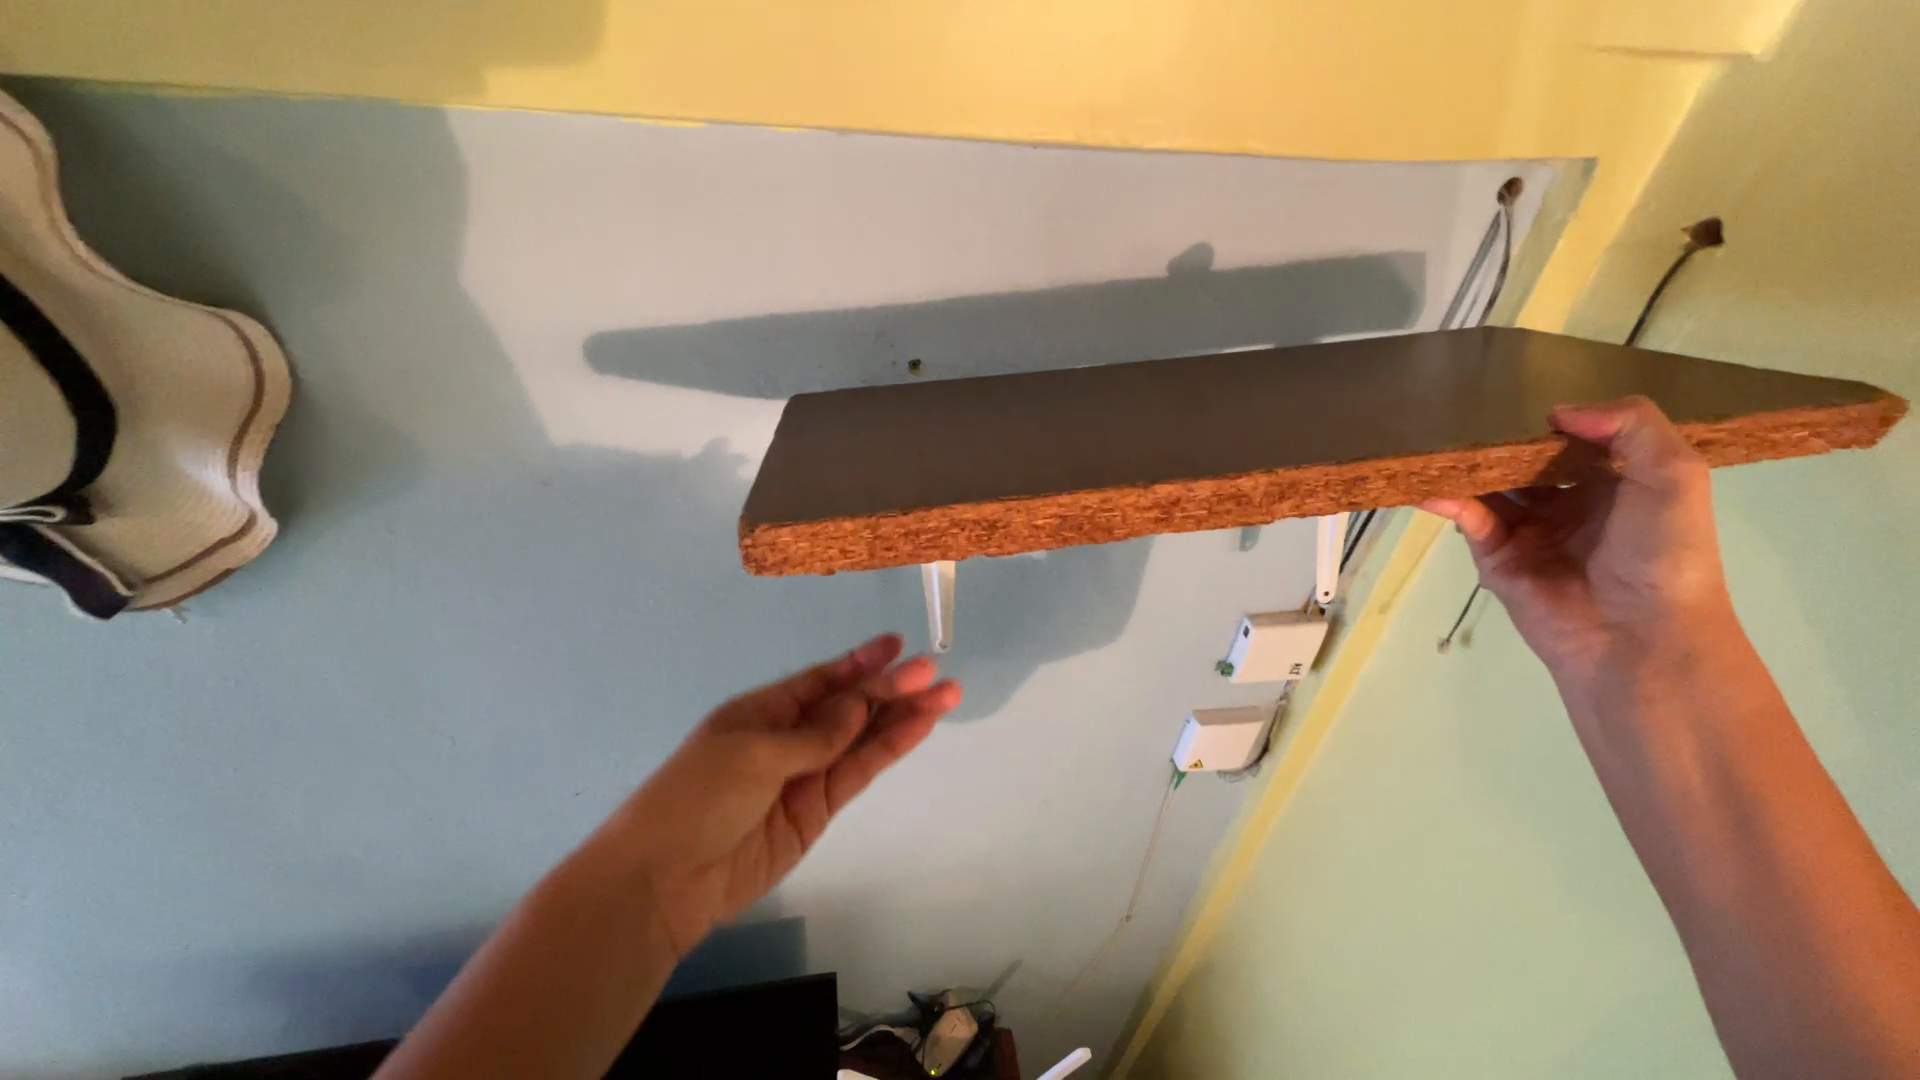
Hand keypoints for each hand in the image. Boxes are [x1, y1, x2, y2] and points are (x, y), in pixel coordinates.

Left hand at [594, 634, 959, 956]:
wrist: (666, 880)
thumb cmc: (697, 798)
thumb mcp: (752, 752)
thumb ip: (813, 734)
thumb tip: (859, 706)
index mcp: (761, 711)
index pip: (820, 679)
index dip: (859, 662)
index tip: (897, 645)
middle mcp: (787, 737)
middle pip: (848, 706)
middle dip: (890, 688)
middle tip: (935, 672)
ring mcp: (805, 775)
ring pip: (862, 738)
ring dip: (901, 717)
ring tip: (945, 695)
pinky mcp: (817, 812)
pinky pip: (858, 772)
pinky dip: (888, 750)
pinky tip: (917, 729)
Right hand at [1421, 396, 1737, 677]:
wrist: (1638, 633)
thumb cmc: (1664, 551)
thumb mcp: (1675, 473)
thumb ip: (1631, 424)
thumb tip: (1556, 413)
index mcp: (1614, 484)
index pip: (1573, 443)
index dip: (1549, 423)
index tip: (1520, 400)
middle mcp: (1567, 505)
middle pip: (1523, 464)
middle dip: (1498, 443)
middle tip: (1464, 414)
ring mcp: (1527, 532)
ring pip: (1489, 489)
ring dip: (1465, 468)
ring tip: (1436, 443)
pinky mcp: (1495, 557)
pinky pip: (1468, 519)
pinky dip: (1447, 501)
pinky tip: (1430, 485)